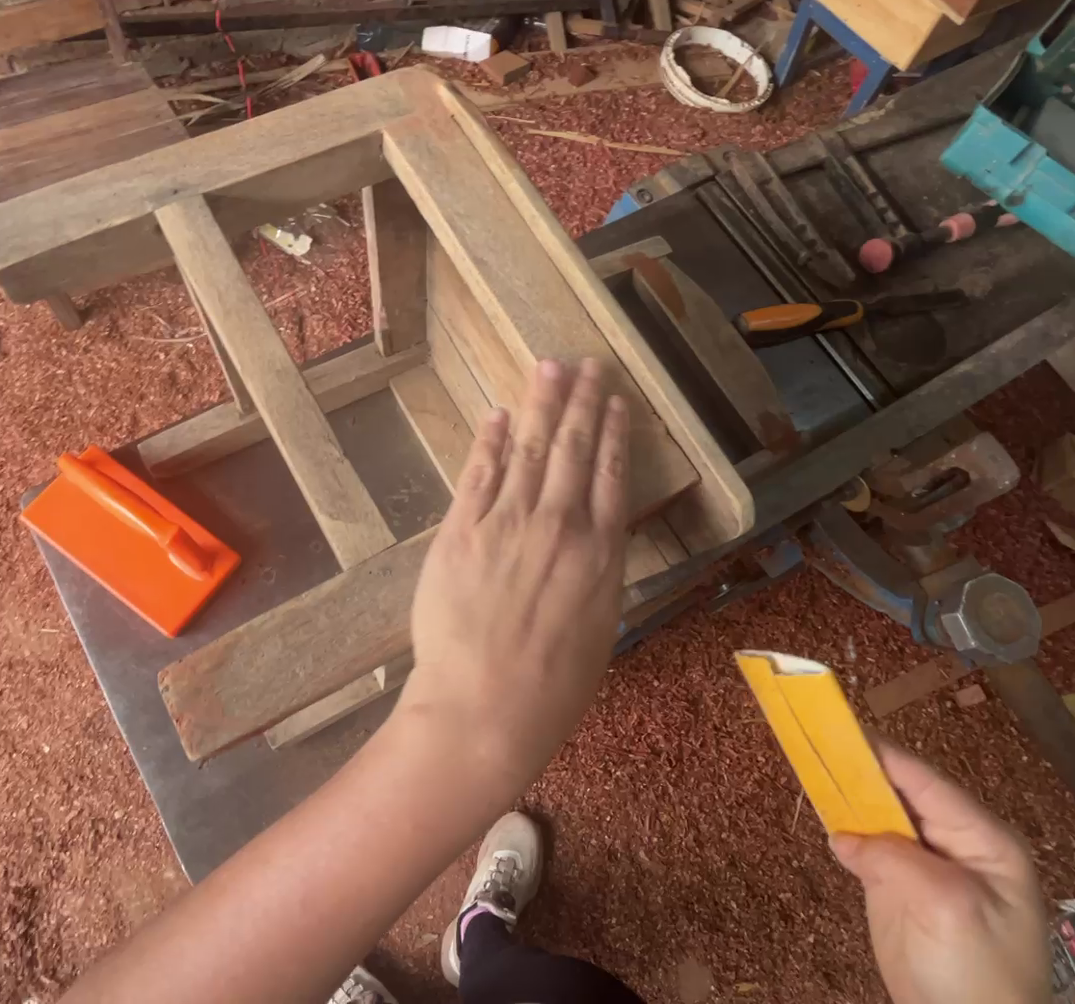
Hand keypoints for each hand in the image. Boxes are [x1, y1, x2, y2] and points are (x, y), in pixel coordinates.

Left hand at [397, 358, 629, 799]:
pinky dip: (488, 442)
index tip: (614, 399)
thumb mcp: (599, 630)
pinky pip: (478, 476)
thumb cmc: (552, 689)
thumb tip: (597, 540)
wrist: (483, 710)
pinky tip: (498, 415)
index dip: (613, 431)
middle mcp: (558, 526)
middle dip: (580, 400)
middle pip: (571, 448)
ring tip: (549, 368)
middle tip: (586, 364)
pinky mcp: (460, 533)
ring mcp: (506, 524)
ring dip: (540, 405)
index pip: (610, 473)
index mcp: (600, 553)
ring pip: (527, 449)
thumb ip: (598, 575)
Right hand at [832, 741, 1049, 1003]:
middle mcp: (954, 844)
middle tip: (817, 750)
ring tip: (814, 776)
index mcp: (982, 841)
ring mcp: (924, 868)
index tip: (840, 731)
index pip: (926, 783)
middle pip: (900, 796)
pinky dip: (845, 834)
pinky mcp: (897, 890)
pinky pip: (867, 848)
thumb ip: (896, 857)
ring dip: (849, 801)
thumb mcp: (947, 907)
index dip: (883, 756)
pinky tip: (828, 826)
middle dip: (861, 775)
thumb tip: (844, 835)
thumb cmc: (977, 974)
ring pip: (879, 819)